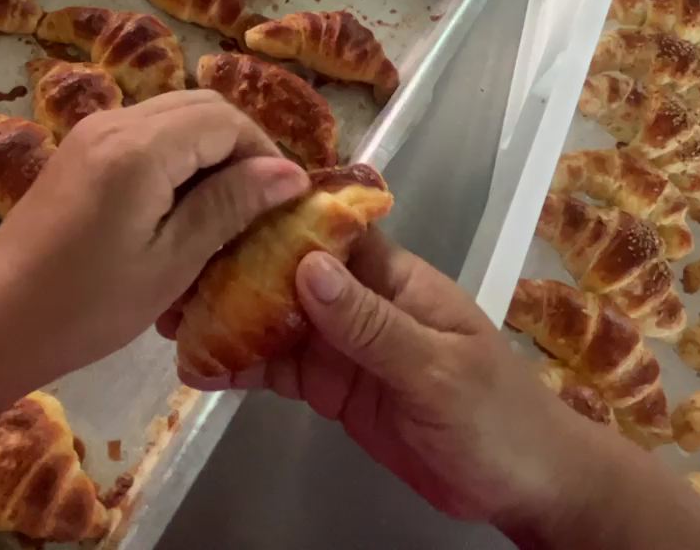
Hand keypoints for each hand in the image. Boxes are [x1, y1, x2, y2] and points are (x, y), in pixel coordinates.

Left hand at [0, 90, 309, 385]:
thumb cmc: (86, 306)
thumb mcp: (171, 261)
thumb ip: (230, 205)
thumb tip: (290, 173)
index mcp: (140, 147)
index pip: (225, 120)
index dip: (264, 152)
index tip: (285, 200)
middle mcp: (116, 120)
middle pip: (202, 104)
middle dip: (241, 144)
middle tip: (260, 200)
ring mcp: (94, 130)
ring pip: (176, 113)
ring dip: (211, 148)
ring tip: (226, 205)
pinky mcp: (82, 147)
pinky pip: (148, 130)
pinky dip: (179, 153)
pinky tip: (181, 203)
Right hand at [185, 229, 610, 536]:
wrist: (524, 486)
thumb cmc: (496, 414)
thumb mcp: (436, 369)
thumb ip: (371, 323)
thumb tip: (307, 265)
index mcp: (393, 278)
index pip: (331, 232)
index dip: (280, 219)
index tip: (223, 211)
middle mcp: (361, 300)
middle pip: (291, 274)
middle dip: (239, 272)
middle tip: (178, 275)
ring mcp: (344, 344)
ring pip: (279, 320)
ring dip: (232, 319)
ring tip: (175, 320)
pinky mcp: (334, 385)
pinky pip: (282, 368)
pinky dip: (246, 366)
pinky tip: (205, 368)